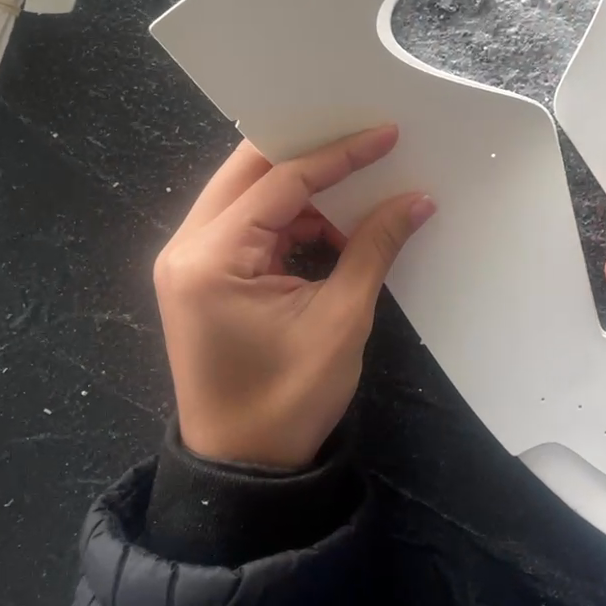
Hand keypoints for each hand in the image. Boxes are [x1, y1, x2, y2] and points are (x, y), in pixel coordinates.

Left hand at [153, 125, 433, 468]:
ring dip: (302, 191)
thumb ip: (375, 247)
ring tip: (357, 191)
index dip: (338, 154)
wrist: (244, 471)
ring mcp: (191, 263)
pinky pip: (251, 225)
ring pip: (249, 195)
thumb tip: (418, 198)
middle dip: (308, 154)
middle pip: (249, 172)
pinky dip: (292, 220)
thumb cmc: (288, 400)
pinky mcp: (205, 277)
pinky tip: (332, 230)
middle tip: (361, 139)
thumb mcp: (341, 319)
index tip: (384, 134)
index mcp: (211, 258)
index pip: (280, 181)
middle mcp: (188, 248)